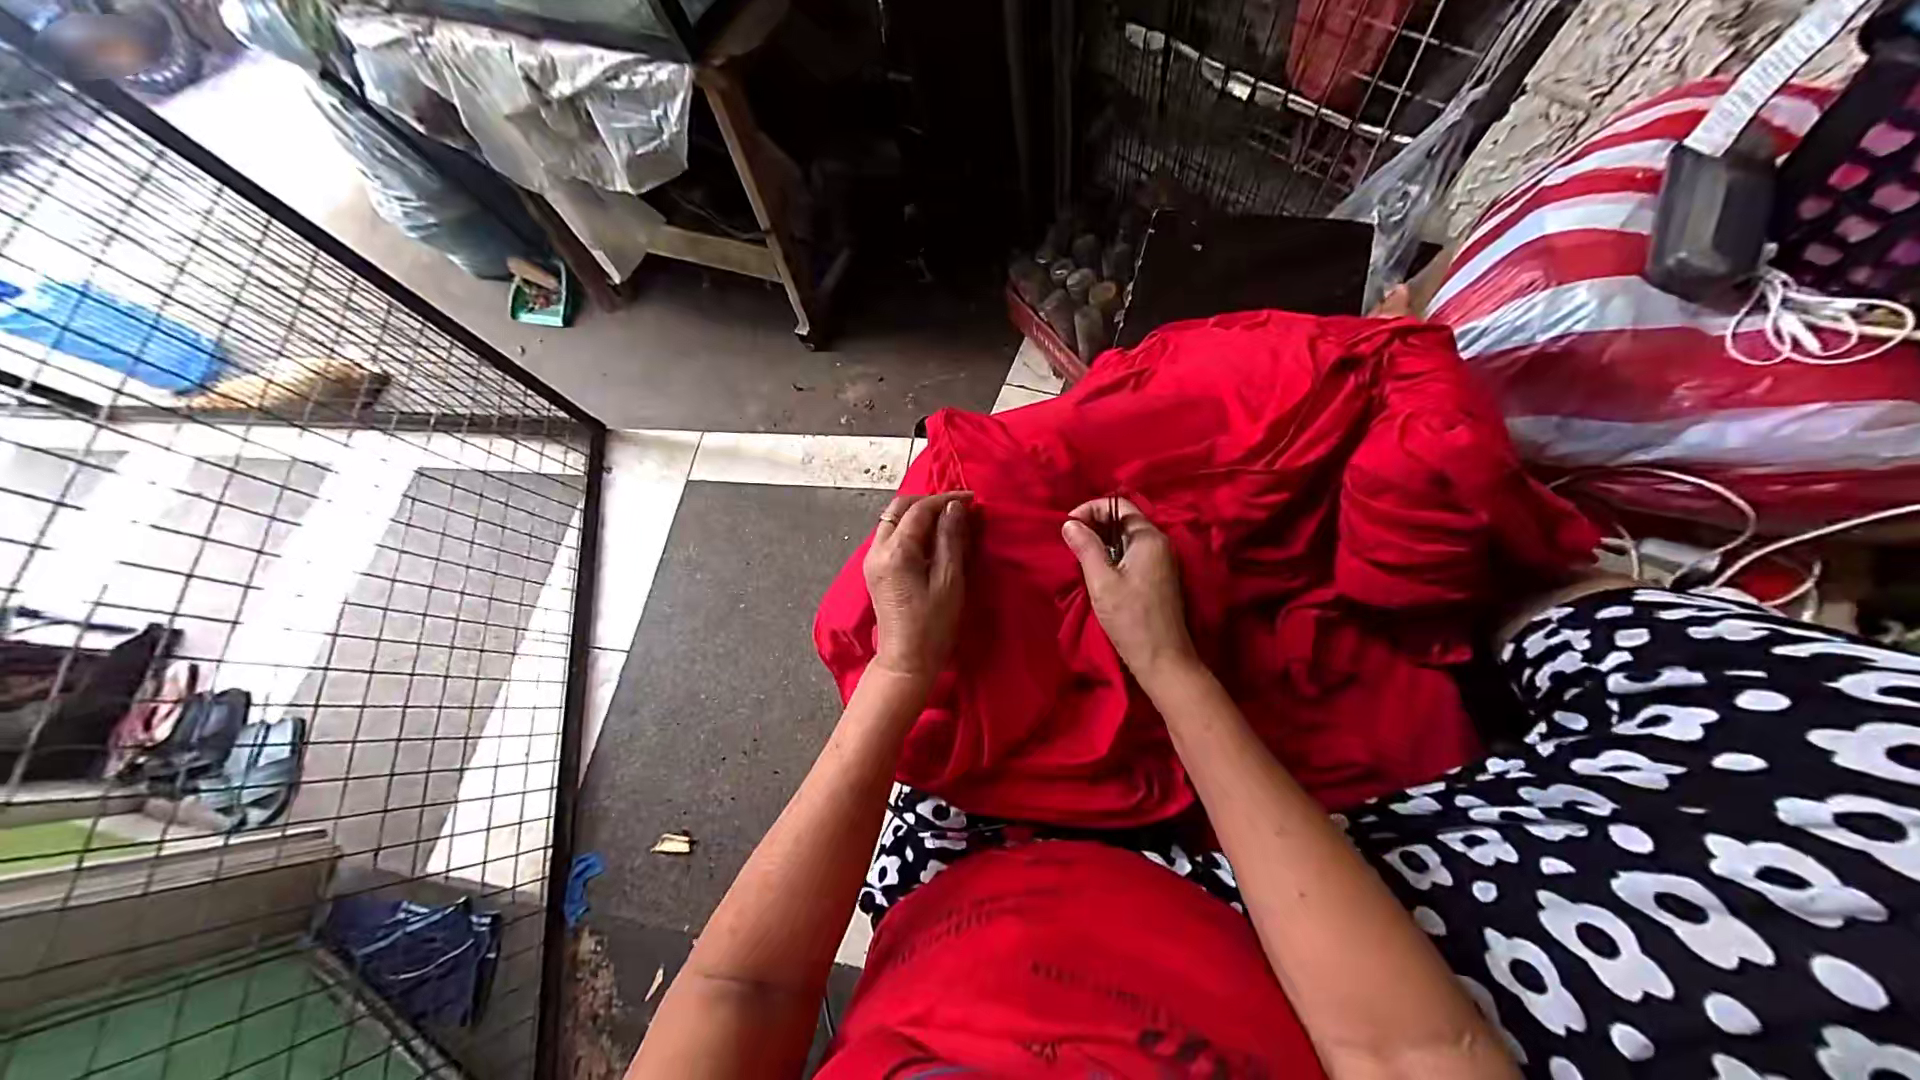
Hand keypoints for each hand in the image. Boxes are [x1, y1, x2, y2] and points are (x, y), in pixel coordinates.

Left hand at [864, 492, 970, 681]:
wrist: (906, 661)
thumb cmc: (933, 626)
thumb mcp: (949, 581)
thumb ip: (951, 539)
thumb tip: (954, 508)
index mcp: (895, 552)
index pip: (919, 510)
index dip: (946, 499)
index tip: (971, 499)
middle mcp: (877, 550)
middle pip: (899, 508)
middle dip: (929, 502)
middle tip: (958, 507)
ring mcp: (872, 560)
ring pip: (893, 521)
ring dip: (919, 514)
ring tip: (948, 520)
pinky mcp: (875, 570)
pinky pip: (891, 536)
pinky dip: (911, 529)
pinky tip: (933, 538)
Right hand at [1061, 496, 1199, 685]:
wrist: (1162, 658)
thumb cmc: (1131, 619)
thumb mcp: (1101, 581)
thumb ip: (1086, 547)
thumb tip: (1070, 524)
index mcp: (1149, 538)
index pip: (1119, 506)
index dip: (1090, 509)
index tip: (1067, 525)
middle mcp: (1160, 543)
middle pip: (1124, 520)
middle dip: (1094, 524)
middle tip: (1070, 540)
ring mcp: (1161, 561)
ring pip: (1126, 538)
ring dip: (1102, 541)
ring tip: (1079, 555)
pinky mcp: (1158, 577)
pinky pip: (1132, 554)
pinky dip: (1112, 555)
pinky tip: (1096, 570)